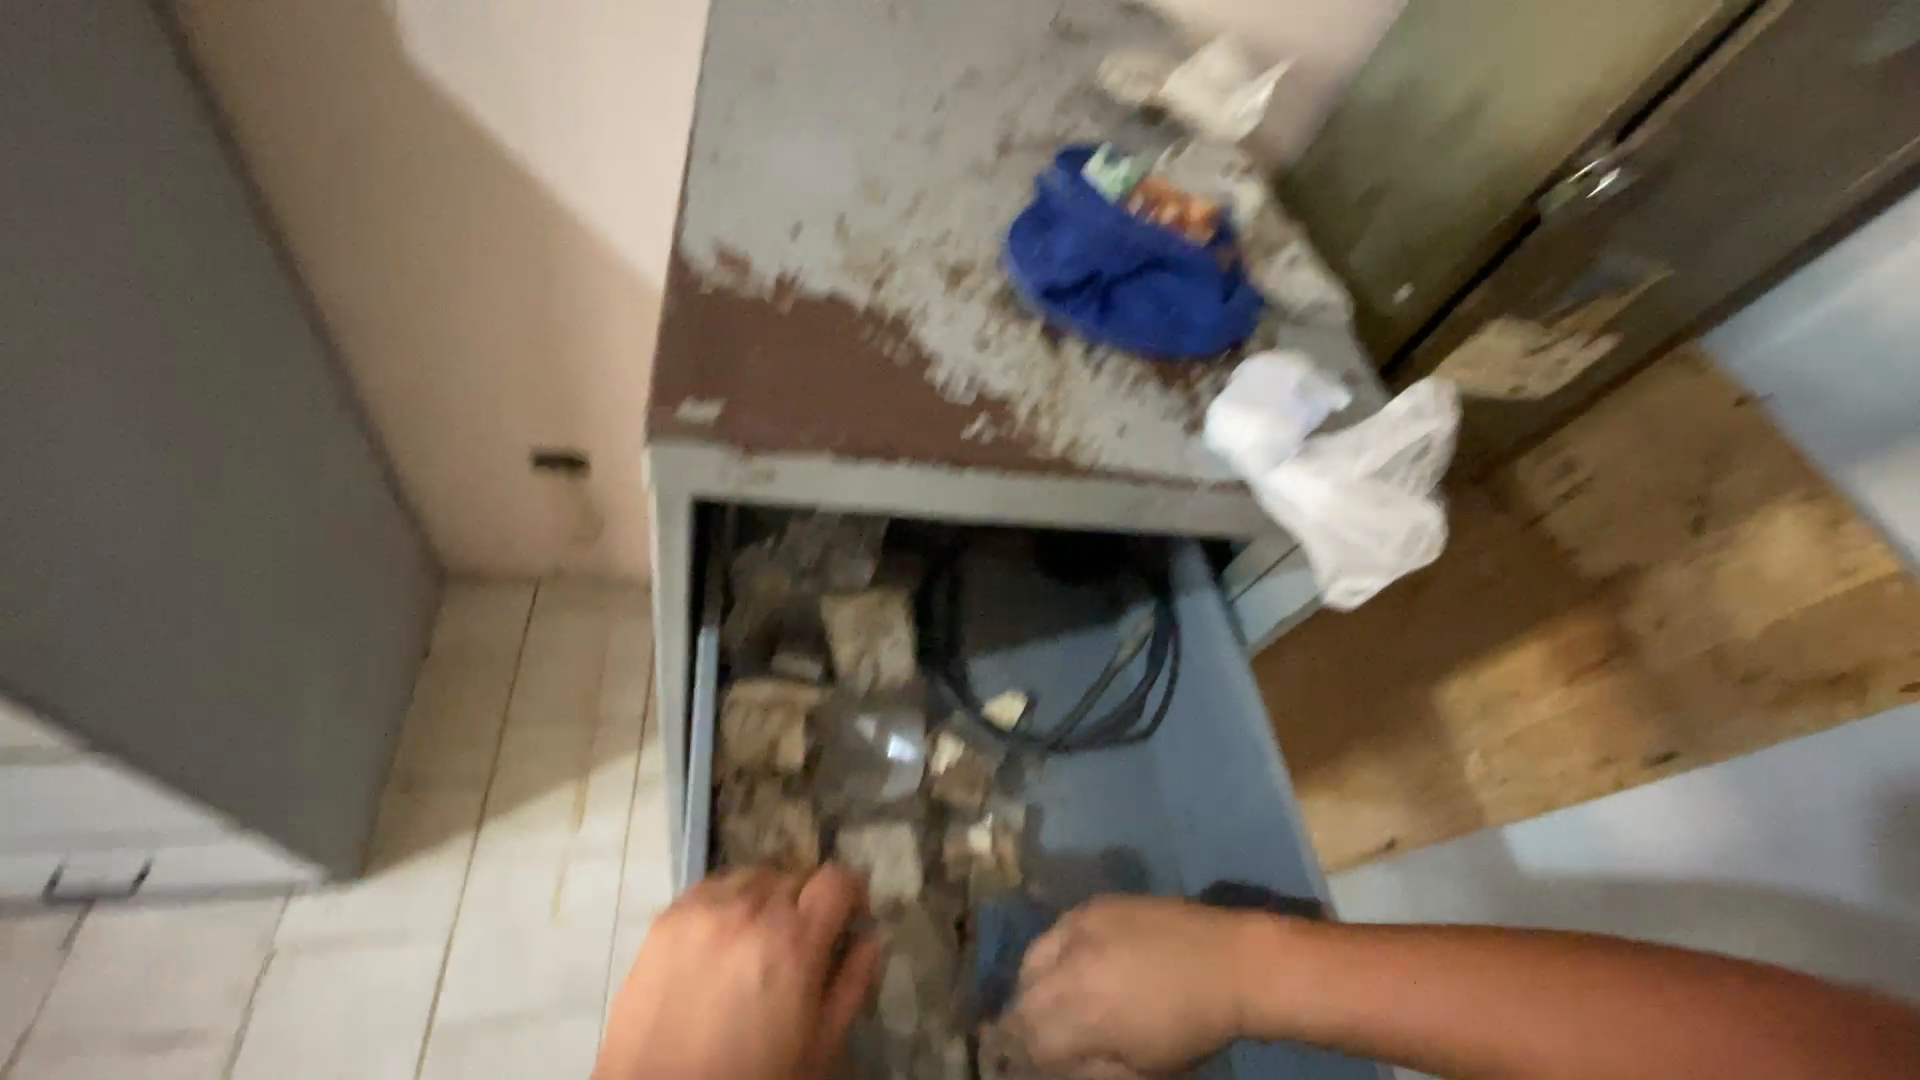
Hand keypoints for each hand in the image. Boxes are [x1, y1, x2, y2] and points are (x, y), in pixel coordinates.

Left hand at [595, 864, 881, 1079]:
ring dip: (767, 896)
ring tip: (758, 935)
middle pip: (797, 874)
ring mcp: (706, 909)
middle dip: (807, 900)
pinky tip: (723, 936)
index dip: (849, 893)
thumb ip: (853, 983)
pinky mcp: (669, 917)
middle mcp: (752, 910)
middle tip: (801, 938)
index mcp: (796, 942)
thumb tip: (870, 938)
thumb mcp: (819, 1044)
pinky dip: (727, 901)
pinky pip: (712, 886)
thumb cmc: (752, 1075)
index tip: (847, 917)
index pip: (837, 878)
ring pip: (754, 875)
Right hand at [1009, 895, 1268, 1074]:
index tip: (1033, 1062)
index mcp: (1084, 1013)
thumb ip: (1089, 1070)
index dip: (1026, 1055)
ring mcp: (1079, 926)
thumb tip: (1056, 1065)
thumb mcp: (1141, 1068)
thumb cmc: (1191, 1027)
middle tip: (1039, 1033)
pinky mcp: (1092, 903)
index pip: (1029, 1039)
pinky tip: (1071, 964)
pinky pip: (1055, 930)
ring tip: (1051, 998)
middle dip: (1026, 1020)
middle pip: (1024, 997)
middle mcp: (1071, 964)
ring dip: (1035, 984)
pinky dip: (1054, 952)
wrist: (1230, 962)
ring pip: (1031, 959)